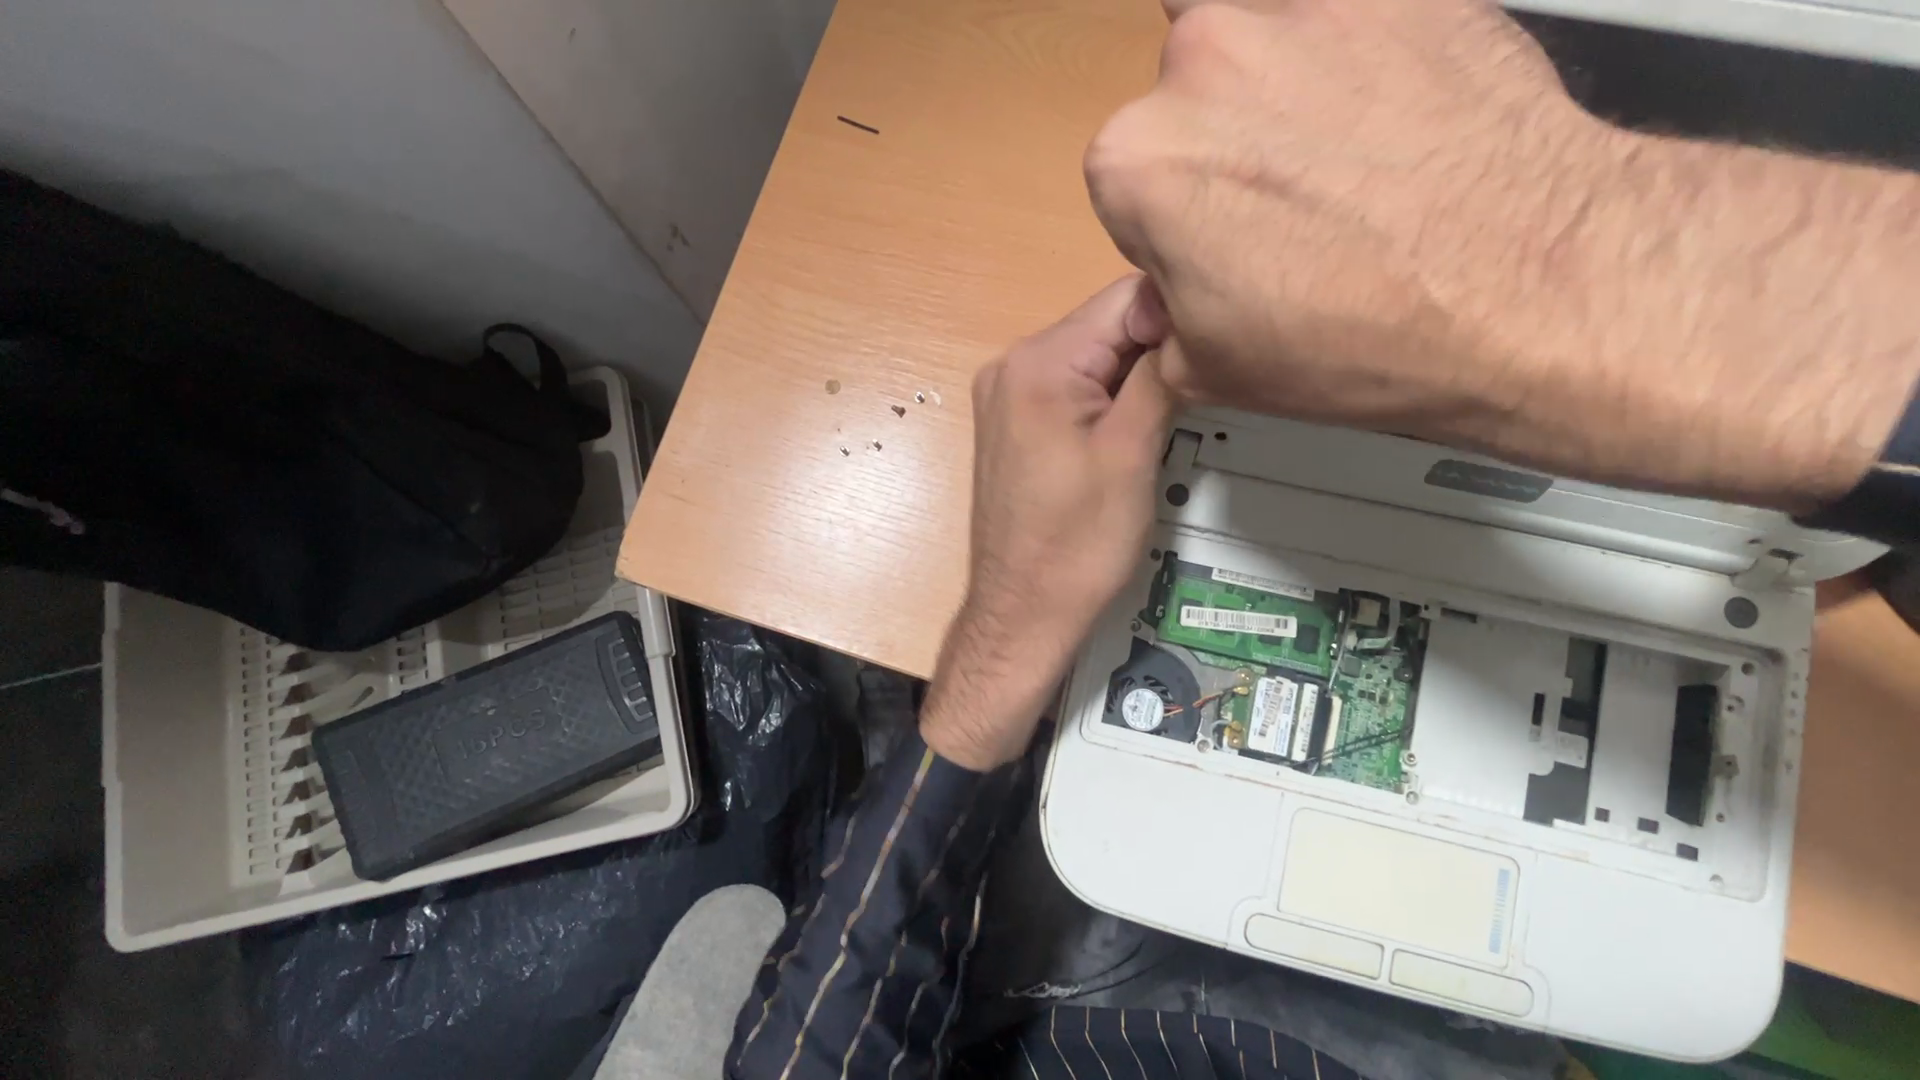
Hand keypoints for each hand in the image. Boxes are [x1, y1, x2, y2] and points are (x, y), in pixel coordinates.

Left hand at [921, 277, 1173, 770]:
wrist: (1023, 611)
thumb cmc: (1079, 544)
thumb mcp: (1131, 452)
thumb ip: (1160, 374)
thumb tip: (1189, 321)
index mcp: (1037, 362)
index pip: (1125, 298)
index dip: (1179, 316)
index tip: (1217, 352)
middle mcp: (1010, 364)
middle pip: (1105, 324)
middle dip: (1155, 348)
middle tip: (1200, 387)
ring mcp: (1005, 394)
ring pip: (1091, 355)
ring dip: (1134, 375)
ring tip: (1168, 414)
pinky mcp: (1011, 422)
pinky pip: (1070, 386)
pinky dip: (1106, 396)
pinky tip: (1129, 428)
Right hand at [1085, 0, 1919, 510]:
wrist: (1526, 292)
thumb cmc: (1361, 335)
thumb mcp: (1209, 369)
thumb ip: (1161, 316)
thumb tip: (1171, 296)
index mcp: (1137, 161)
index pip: (1126, 185)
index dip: (1168, 223)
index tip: (1213, 249)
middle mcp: (1203, 62)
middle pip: (1186, 103)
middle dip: (1219, 151)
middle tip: (1283, 210)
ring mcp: (1302, 12)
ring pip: (1262, 49)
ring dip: (1284, 99)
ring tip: (1346, 167)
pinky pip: (1346, 22)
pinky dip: (1360, 64)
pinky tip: (1396, 128)